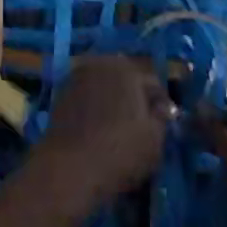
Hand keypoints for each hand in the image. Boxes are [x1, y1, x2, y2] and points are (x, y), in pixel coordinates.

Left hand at [30, 57, 172, 204]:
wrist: (71, 164)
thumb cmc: (120, 151)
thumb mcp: (155, 140)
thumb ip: (162, 117)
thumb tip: (161, 106)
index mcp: (128, 69)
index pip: (153, 82)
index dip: (161, 104)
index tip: (164, 124)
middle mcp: (102, 62)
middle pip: (126, 77)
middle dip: (135, 95)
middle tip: (141, 121)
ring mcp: (79, 73)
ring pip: (104, 82)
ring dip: (113, 95)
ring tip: (117, 122)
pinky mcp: (62, 88)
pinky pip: (87, 91)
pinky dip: (94, 101)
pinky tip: (97, 122)